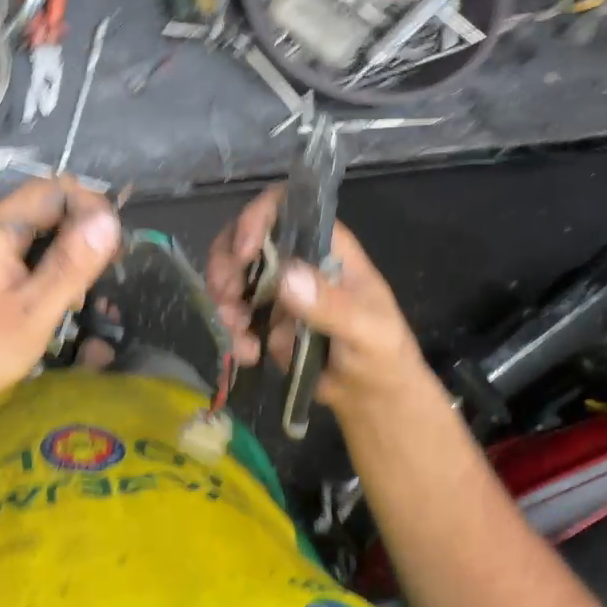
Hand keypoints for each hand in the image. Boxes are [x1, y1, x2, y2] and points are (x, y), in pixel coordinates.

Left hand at [0, 177, 120, 406]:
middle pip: (48, 201)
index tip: (113, 247)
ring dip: (69, 244)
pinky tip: (61, 290)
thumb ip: (71, 264)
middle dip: (83, 227)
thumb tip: (108, 219)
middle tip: (106, 268)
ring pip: (40, 222)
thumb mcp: (35, 311)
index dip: (92, 208)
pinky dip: (50, 257)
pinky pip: (27, 241)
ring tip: (85, 284)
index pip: (56, 189)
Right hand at [204, 186, 429, 415]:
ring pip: (231, 273)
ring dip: (225, 301)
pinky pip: (232, 310)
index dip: (257, 219)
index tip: (243, 252)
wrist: (371, 398)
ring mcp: (275, 285)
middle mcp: (295, 257)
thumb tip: (287, 277)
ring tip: (238, 334)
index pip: (285, 207)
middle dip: (226, 264)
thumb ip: (331, 306)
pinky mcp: (261, 314)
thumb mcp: (367, 332)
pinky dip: (232, 330)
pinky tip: (248, 353)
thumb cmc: (382, 356)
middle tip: (225, 296)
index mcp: (326, 246)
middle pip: (244, 236)